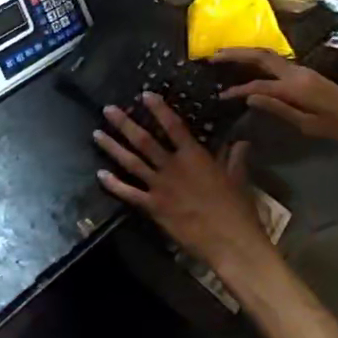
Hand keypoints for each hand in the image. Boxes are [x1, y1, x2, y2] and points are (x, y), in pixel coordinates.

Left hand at [92, 92, 273, 264]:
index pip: (174, 126)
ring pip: (131, 162)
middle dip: (124, 123)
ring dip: (112, 147)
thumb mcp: (238, 179)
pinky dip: (114, 184)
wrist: (230, 243)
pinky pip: (129, 193)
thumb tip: (241, 141)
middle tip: (107, 109)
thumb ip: (235, 158)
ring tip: (96, 134)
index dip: (159, 109)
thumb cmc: (237, 210)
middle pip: (144, 140)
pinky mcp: (153, 207)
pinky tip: (100, 174)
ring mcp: (160, 186)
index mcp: (194, 157)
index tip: (144, 95)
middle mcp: (172, 167)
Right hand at [213, 48, 337, 150]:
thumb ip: (278, 109)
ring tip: (222, 57)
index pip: (258, 84)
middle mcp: (298, 73)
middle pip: (261, 56)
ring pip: (267, 56)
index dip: (237, 89)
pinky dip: (256, 60)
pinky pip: (275, 62)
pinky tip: (247, 66)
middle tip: (210, 57)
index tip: (219, 96)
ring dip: (244, 54)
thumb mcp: (310, 125)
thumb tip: (249, 97)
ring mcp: (303, 71)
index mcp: (296, 86)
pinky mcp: (306, 75)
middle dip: (234, 54)